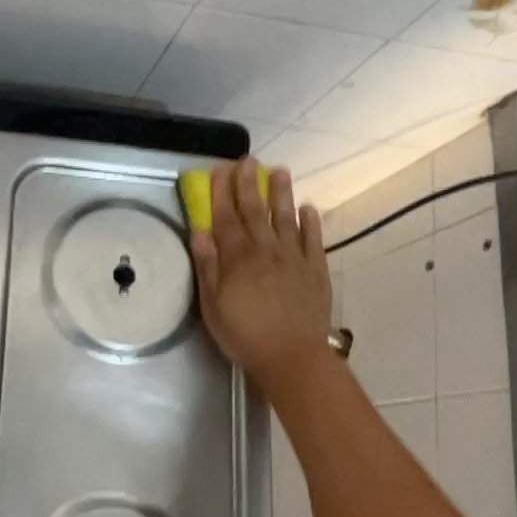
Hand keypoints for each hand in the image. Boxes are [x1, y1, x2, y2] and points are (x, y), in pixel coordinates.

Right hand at [190, 157, 333, 378]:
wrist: (293, 356)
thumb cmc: (244, 334)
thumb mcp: (212, 305)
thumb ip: (208, 267)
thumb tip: (200, 232)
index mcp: (238, 258)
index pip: (226, 218)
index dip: (221, 193)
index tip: (219, 170)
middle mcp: (266, 250)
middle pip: (255, 211)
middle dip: (249, 184)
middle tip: (247, 160)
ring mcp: (294, 258)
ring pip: (286, 218)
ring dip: (281, 194)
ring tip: (279, 172)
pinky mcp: (316, 271)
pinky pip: (313, 240)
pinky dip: (311, 222)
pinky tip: (308, 208)